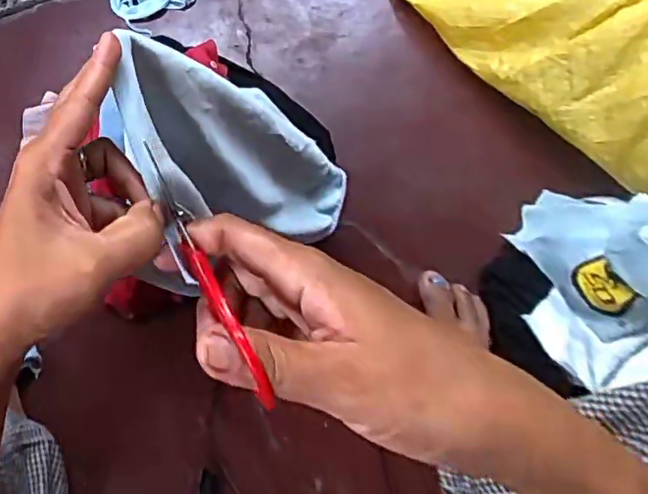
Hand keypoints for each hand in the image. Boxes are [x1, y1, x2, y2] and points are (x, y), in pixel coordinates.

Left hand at [0, 33, 164, 360]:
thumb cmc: (36, 290)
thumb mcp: (97, 265)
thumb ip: (141, 232)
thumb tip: (162, 212)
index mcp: (45, 165)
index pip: (77, 107)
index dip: (98, 71)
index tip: (113, 38)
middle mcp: (50, 166)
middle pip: (87, 121)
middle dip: (110, 102)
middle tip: (137, 76)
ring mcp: (58, 187)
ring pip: (109, 166)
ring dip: (132, 190)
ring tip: (149, 228)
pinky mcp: (67, 210)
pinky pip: (107, 194)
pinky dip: (126, 211)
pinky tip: (141, 241)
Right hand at [186, 215, 647, 493]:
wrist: (486, 412)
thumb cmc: (415, 385)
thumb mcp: (338, 379)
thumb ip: (268, 361)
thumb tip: (200, 344)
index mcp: (309, 273)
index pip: (240, 235)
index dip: (199, 239)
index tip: (161, 261)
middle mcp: (310, 280)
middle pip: (242, 264)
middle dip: (212, 290)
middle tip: (204, 343)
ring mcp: (320, 306)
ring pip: (258, 295)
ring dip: (232, 318)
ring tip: (226, 358)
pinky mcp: (329, 333)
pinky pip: (277, 323)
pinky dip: (255, 338)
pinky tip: (253, 365)